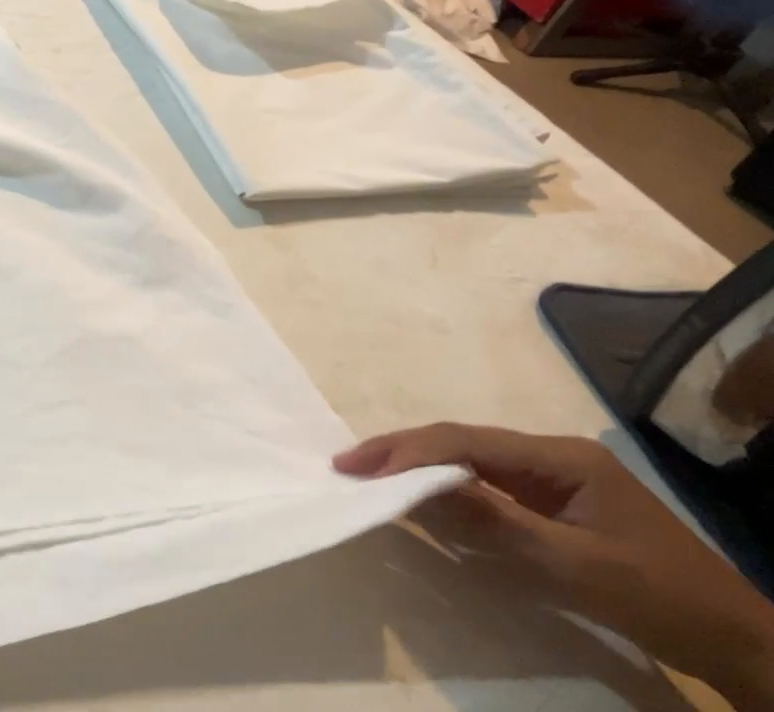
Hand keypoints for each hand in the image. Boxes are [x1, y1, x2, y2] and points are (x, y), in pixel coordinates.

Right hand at [335, 423, 773, 706]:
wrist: (734, 640)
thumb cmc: (653, 594)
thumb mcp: (569, 562)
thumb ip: (491, 519)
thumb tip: (415, 487)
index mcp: (560, 457)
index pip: (464, 440)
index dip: (406, 451)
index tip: (355, 468)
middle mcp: (552, 456)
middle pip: (460, 442)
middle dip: (401, 452)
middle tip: (346, 466)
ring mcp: (553, 479)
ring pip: (467, 461)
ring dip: (417, 468)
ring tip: (367, 476)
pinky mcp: (552, 504)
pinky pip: (485, 485)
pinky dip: (444, 489)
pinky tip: (417, 496)